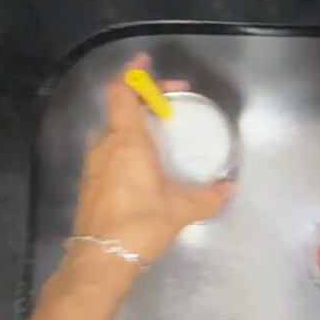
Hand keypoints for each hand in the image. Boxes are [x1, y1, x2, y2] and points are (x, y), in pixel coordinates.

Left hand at [70, 53, 232, 267]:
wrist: (100, 258)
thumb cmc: (140, 224)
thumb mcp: (180, 209)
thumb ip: (207, 197)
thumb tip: (229, 189)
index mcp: (127, 141)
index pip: (122, 92)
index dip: (132, 72)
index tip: (145, 61)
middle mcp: (106, 145)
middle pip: (118, 107)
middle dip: (142, 97)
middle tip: (168, 100)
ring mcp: (93, 164)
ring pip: (112, 130)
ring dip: (132, 122)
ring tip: (158, 130)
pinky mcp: (90, 183)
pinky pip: (108, 150)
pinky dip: (124, 144)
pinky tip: (142, 163)